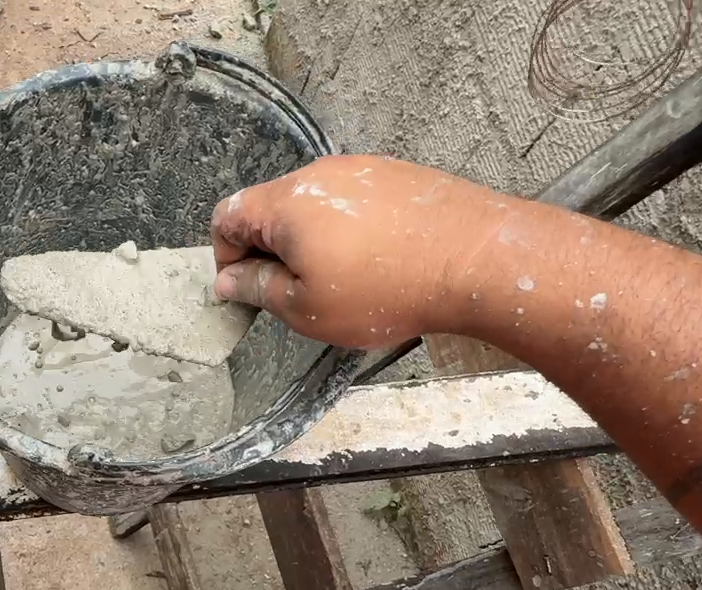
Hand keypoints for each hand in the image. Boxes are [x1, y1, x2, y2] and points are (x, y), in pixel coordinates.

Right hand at [211, 154, 516, 347]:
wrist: (477, 261)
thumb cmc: (382, 290)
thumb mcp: (303, 308)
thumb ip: (256, 290)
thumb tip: (226, 281)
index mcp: (287, 202)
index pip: (226, 215)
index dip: (224, 258)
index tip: (246, 290)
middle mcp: (319, 173)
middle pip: (268, 209)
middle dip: (266, 252)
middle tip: (291, 295)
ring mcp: (361, 168)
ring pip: (309, 207)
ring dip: (305, 245)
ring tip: (336, 283)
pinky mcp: (394, 175)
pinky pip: (347, 203)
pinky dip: (341, 233)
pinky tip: (370, 264)